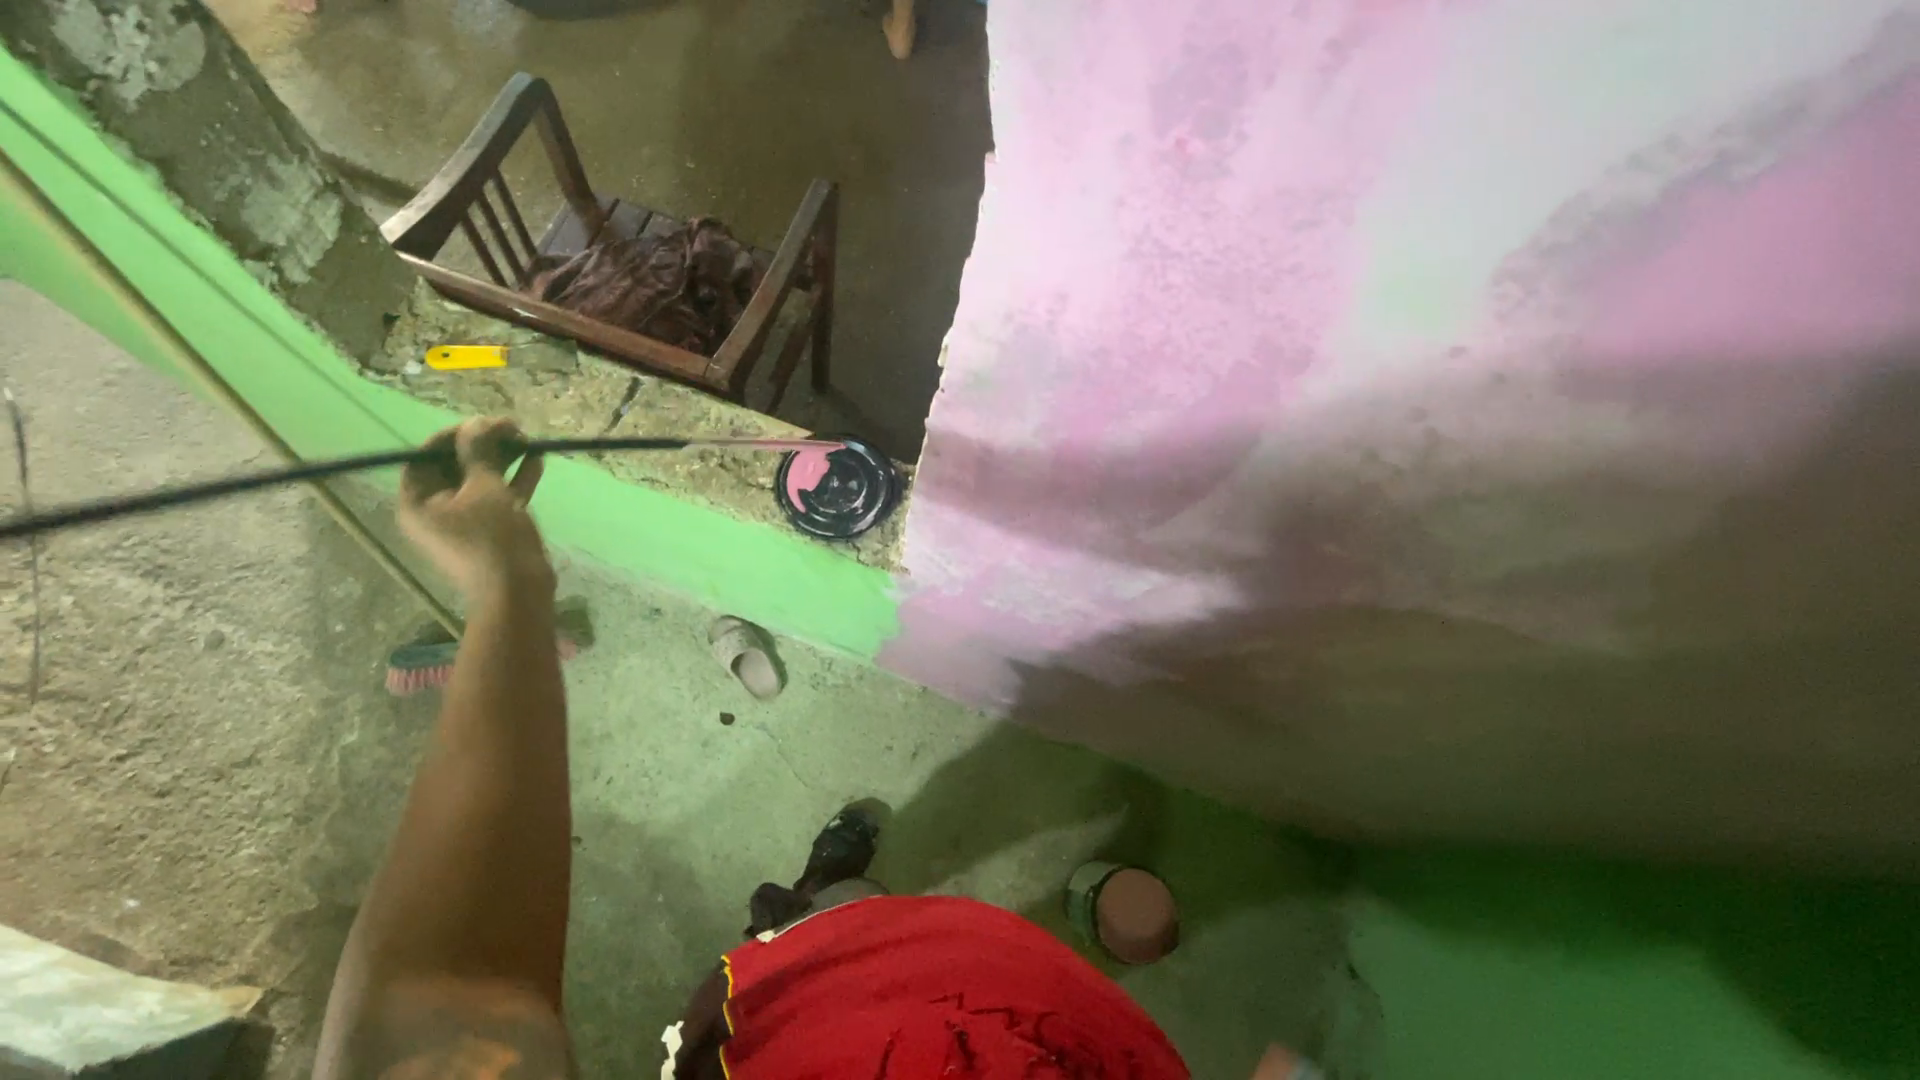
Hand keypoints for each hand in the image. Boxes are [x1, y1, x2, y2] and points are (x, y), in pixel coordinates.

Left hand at [398, 418, 551, 599]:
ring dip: (503, 460)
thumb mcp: (485, 489)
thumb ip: (479, 453)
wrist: (519, 592)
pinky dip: (514, 480)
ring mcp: (464, 521)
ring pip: (480, 481)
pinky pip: (497, 498)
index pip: (427, 455)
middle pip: (455, 466)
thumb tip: (478, 423)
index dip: (456, 435)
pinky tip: (536, 462)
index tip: (486, 422)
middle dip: (485, 446)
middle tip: (513, 429)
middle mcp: (434, 510)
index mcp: (417, 501)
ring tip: (528, 441)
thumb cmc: (494, 539)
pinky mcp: (490, 530)